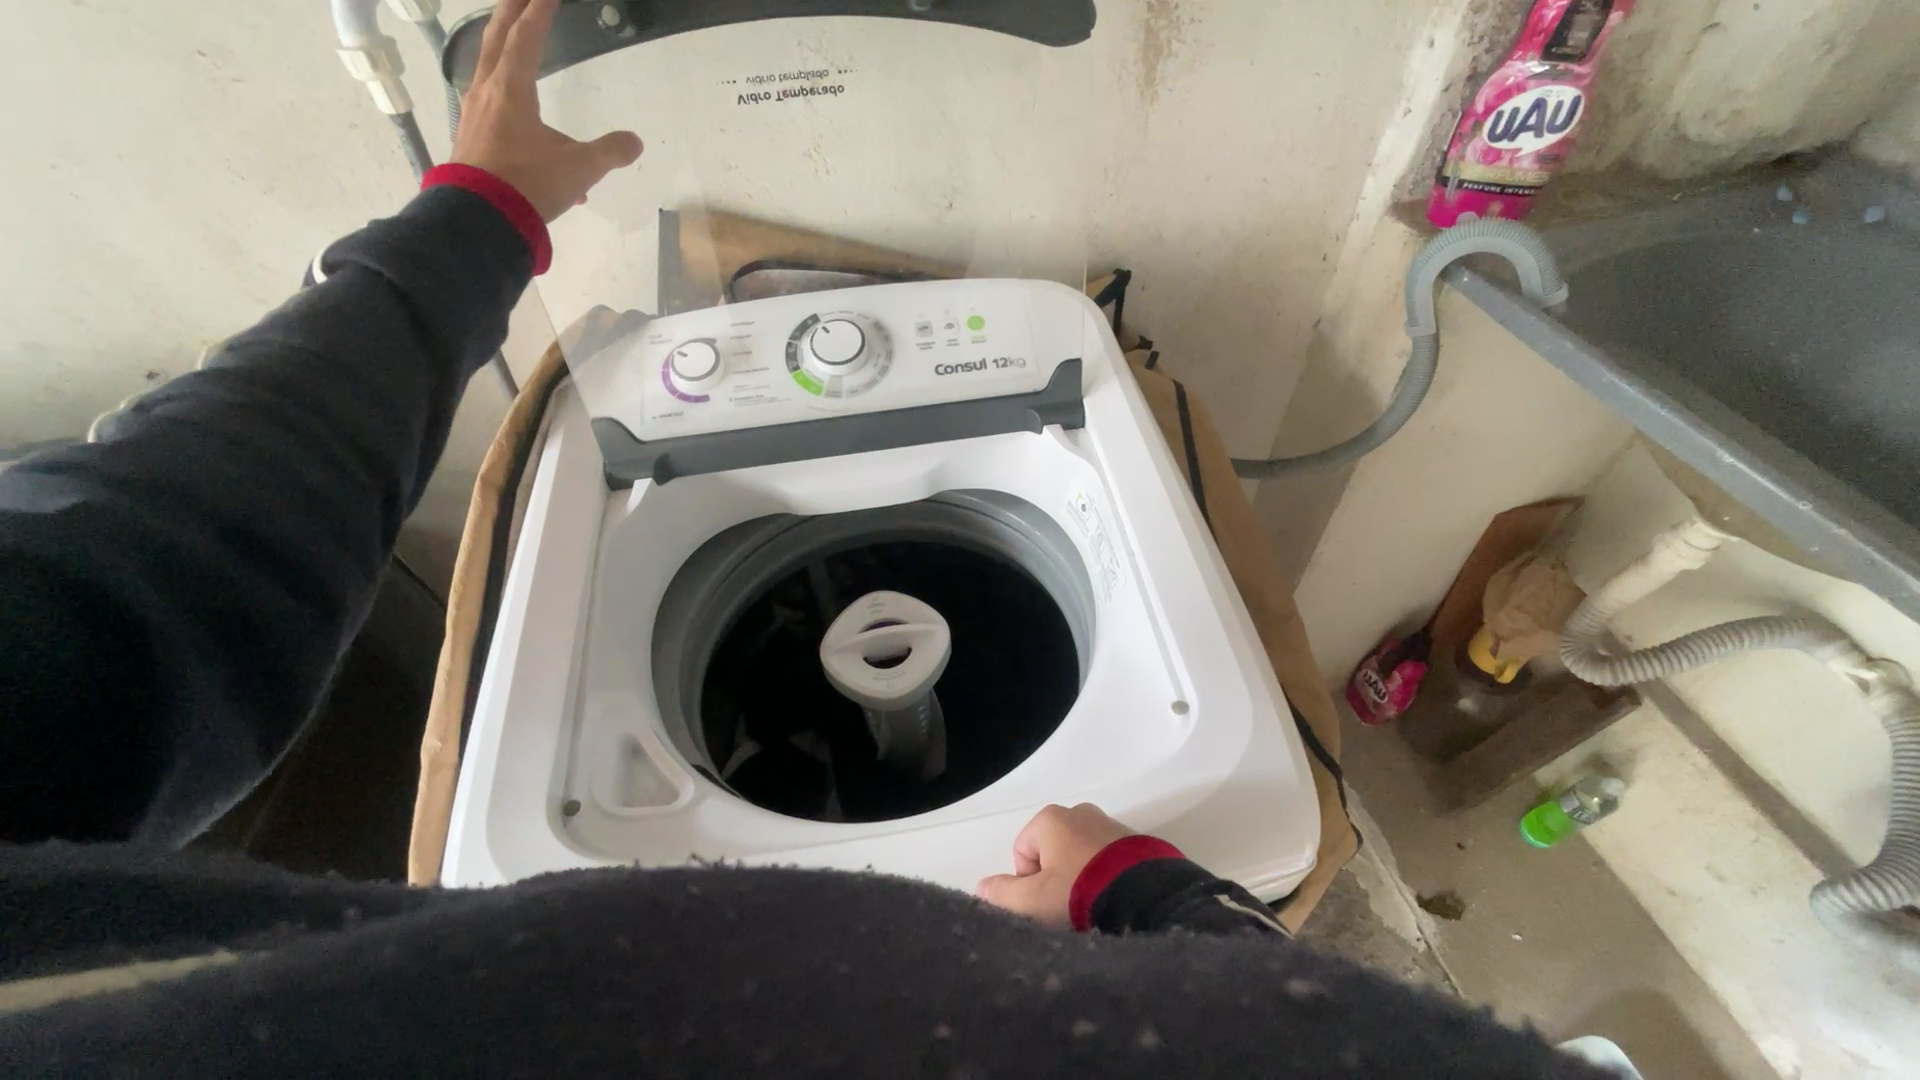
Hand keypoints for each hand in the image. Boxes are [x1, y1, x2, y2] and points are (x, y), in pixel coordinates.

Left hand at [451, 0, 643, 221]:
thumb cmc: (529, 184)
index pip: (527, 37)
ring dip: (504, 48)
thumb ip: (609, 152)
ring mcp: (475, 111)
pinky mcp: (472, 133)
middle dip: (511, 11)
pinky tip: (527, 121)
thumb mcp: (579, 169)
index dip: (540, 10)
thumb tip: (635, 142)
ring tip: (518, 44)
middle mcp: (487, 91)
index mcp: (512, 89)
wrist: (481, 215)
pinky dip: (506, 91)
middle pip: (498, 38)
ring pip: (489, 66)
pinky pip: (491, 101)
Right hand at [976, 803, 1134, 927]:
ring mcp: (1111, 825)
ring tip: (1094, 909)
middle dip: (1055, 880)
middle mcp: (1081, 813)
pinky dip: (1107, 879)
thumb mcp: (1033, 901)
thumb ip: (1002, 894)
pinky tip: (1115, 901)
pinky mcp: (1137, 843)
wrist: (1146, 899)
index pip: (1022, 851)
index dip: (1027, 883)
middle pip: (1053, 853)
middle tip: (1066, 909)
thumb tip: (982, 887)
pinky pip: (1110, 862)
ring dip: (1082, 880)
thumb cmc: (1079, 894)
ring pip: (1082, 858)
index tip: (1044, 905)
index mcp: (1051, 819)